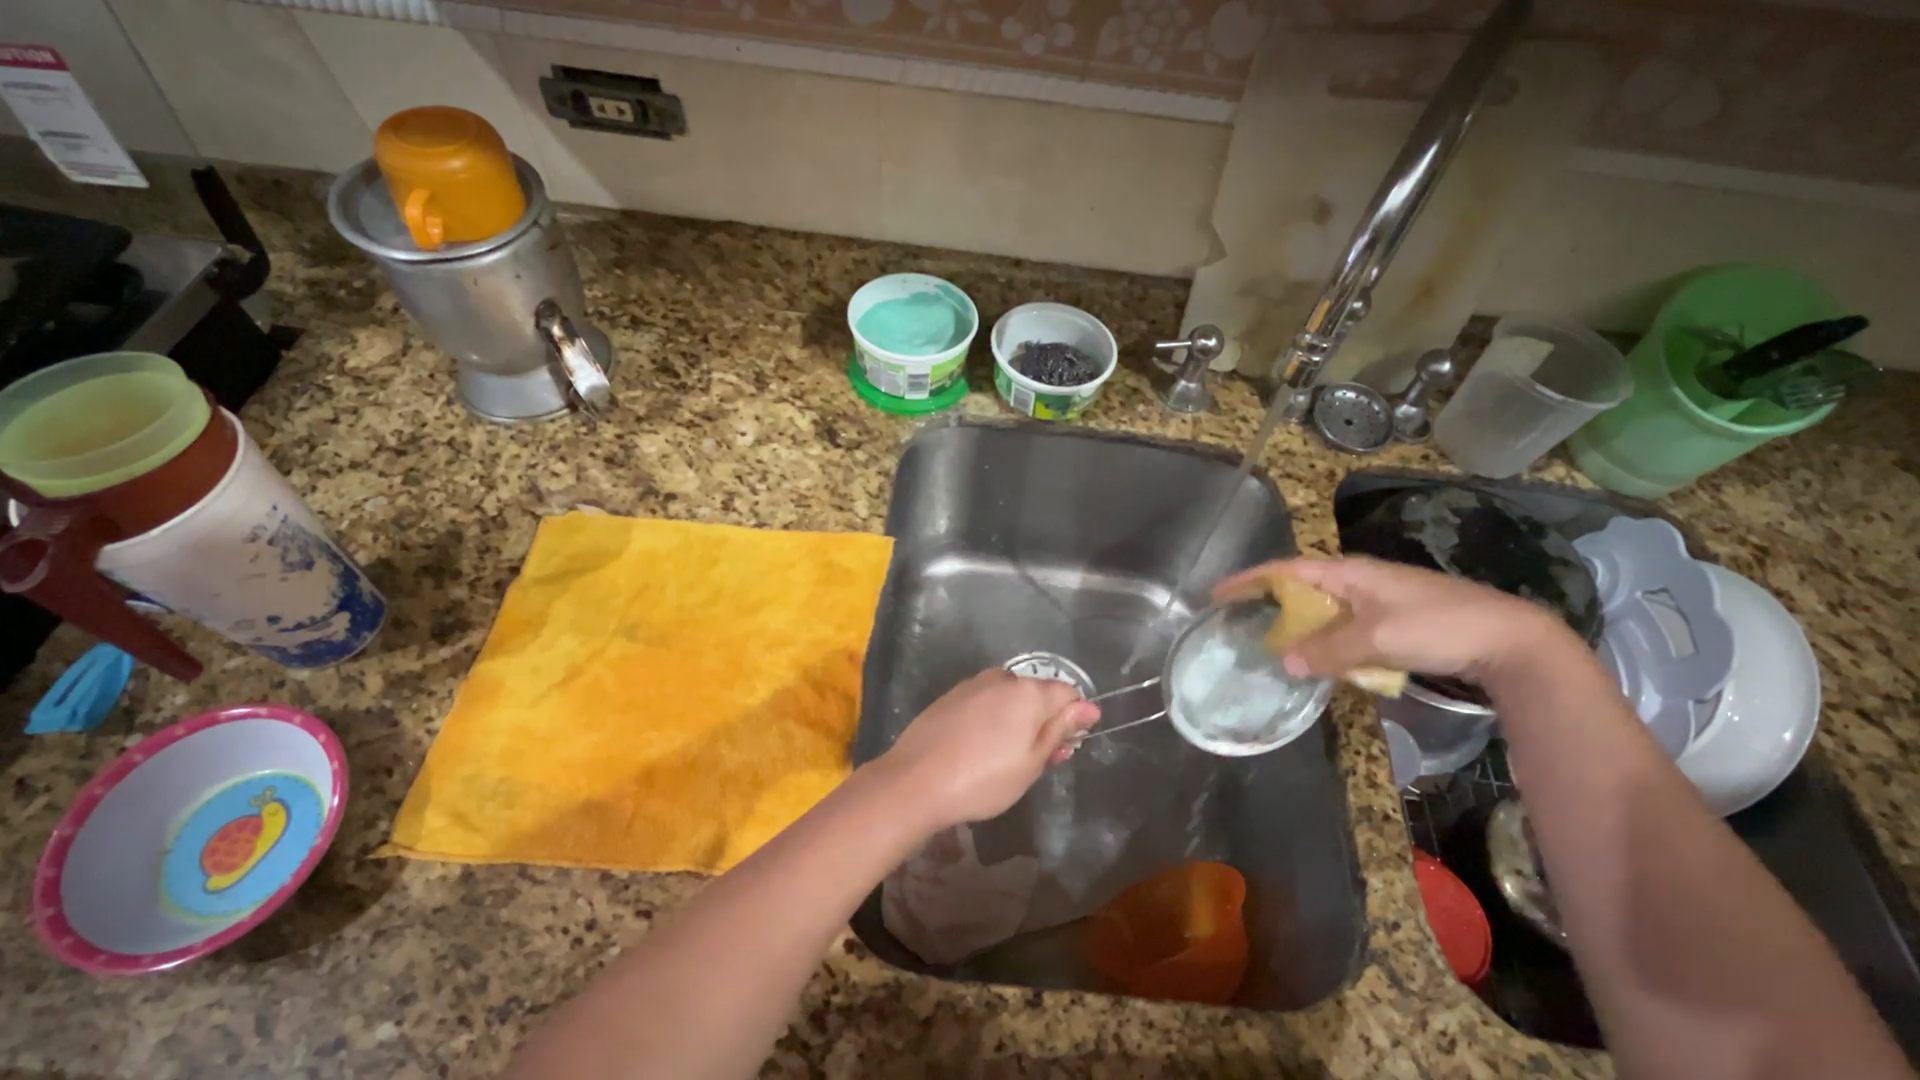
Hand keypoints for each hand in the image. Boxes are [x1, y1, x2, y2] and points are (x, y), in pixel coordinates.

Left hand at [875, 669, 1098, 829]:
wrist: (915, 781)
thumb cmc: (983, 779)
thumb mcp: (1032, 763)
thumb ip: (1059, 730)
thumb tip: (1088, 707)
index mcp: (1028, 692)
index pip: (1068, 693)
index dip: (1075, 718)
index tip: (1068, 747)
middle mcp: (1001, 679)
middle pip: (1036, 693)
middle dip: (1045, 720)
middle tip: (1041, 760)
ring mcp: (971, 685)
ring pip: (1008, 697)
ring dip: (1017, 720)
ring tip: (1009, 758)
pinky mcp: (949, 697)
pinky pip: (983, 702)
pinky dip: (991, 719)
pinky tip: (981, 748)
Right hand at [1212, 556, 1578, 686]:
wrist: (1509, 639)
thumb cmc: (1439, 627)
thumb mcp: (1378, 639)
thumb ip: (1327, 649)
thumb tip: (1283, 659)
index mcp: (1351, 573)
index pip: (1287, 571)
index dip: (1251, 580)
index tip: (1217, 593)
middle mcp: (1360, 581)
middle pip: (1302, 588)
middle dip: (1268, 602)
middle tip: (1237, 621)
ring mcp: (1379, 601)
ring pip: (1323, 611)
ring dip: (1297, 626)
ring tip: (1269, 644)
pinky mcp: (1395, 622)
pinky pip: (1344, 629)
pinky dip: (1324, 642)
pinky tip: (1319, 661)